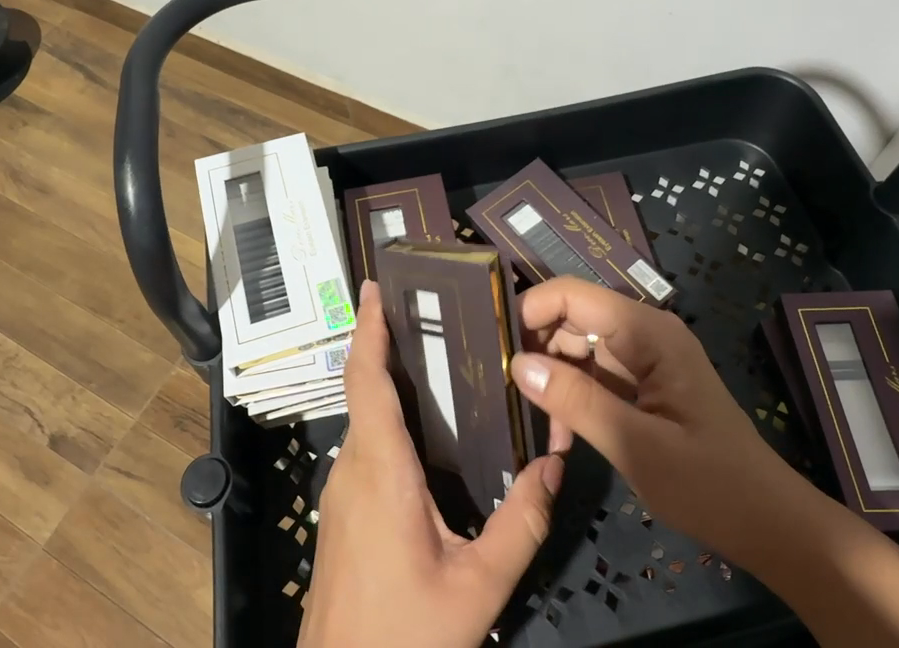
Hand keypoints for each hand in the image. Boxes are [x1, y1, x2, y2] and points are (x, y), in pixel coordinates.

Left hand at [300, 281, 564, 647]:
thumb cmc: (403, 632)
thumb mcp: (478, 586)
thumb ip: (520, 523)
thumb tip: (555, 466)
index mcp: (380, 468)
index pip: (366, 379)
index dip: (368, 327)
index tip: (375, 284)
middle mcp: (353, 467)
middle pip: (366, 388)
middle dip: (390, 343)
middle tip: (434, 311)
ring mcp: (343, 490)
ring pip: (367, 418)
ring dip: (393, 381)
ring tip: (441, 359)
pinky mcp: (346, 511)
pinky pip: (369, 445)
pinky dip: (392, 417)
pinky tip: (432, 430)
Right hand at [507, 277, 792, 541]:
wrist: (768, 523)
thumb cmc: (708, 484)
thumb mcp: (635, 446)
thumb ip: (575, 401)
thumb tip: (517, 364)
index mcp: (648, 333)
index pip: (572, 293)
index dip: (531, 313)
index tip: (498, 355)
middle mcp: (645, 332)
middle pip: (572, 317)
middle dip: (540, 353)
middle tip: (515, 401)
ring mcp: (646, 357)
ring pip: (579, 347)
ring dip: (556, 381)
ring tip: (547, 432)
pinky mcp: (645, 383)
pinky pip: (595, 373)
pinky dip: (575, 397)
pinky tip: (565, 437)